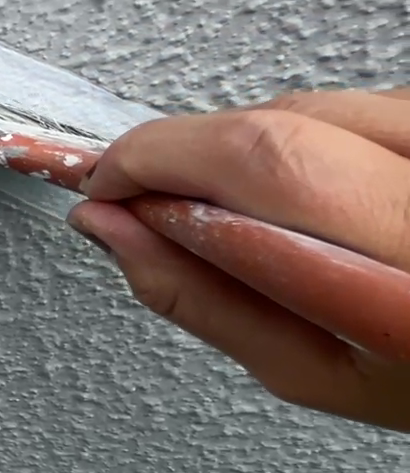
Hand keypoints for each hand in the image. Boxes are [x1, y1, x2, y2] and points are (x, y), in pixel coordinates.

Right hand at [67, 88, 409, 429]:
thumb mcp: (311, 369)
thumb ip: (195, 296)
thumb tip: (107, 227)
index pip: (254, 164)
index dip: (149, 164)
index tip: (102, 188)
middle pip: (280, 123)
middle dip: (179, 151)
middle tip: (144, 192)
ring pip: (320, 103)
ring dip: (247, 149)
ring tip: (250, 208)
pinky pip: (370, 103)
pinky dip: (314, 140)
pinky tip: (319, 190)